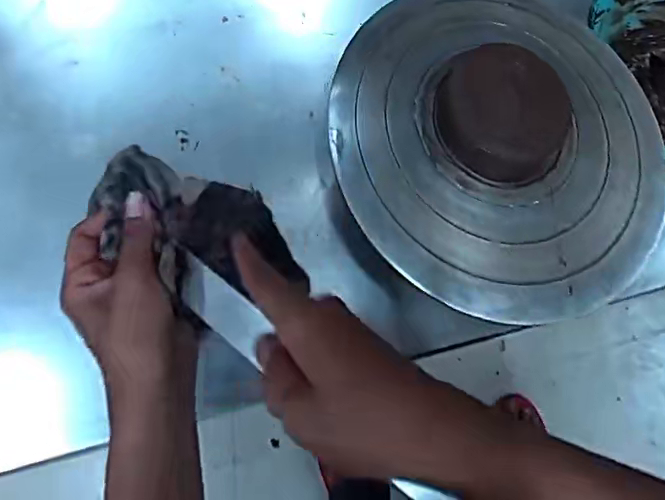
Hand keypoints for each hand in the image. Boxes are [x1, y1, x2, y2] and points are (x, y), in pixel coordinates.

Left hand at [62, 193, 195, 402]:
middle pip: (116, 240)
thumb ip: (137, 237)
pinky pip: (161, 263)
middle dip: (139, 220)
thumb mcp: (132, 281)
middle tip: (165, 197)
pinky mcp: (157, 295)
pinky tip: (190, 232)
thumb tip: (136, 198)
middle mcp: (102, 283)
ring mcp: (131, 290)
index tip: (136, 199)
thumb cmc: (135, 333)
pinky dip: (173, 248)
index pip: (84, 236)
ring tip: (182, 209)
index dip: (106, 215)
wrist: (162, 382)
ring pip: (142, 249)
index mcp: (82, 283)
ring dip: (159, 232)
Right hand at [232, 235, 532, 490]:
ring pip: (306, 341)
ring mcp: (348, 325)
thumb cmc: (362, 421)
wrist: (426, 426)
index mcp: (306, 325)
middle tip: (286, 398)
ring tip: (318, 414)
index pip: (269, 286)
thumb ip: (275, 379)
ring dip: (301, 368)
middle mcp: (328, 314)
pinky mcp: (364, 341)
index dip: (250, 262)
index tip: (238, 237)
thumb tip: (270, 350)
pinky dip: (320, 372)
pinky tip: (335, 409)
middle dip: (278, 354)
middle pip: (285, 322)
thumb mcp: (299, 415)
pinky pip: (326, 348)